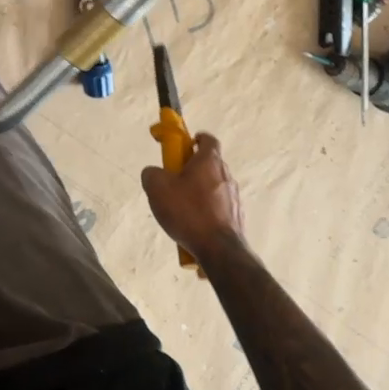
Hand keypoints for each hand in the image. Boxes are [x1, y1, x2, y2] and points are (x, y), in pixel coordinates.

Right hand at [142, 132, 245, 258]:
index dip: (195, 139)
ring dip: (199, 191)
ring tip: (181, 209)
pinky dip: (207, 210)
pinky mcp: (237, 218)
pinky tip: (193, 225)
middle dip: (192, 168)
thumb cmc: (188, 211)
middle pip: (209, 164)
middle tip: (174, 180)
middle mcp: (226, 175)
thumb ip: (152, 173)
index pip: (208, 139)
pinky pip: (218, 207)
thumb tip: (155, 174)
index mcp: (209, 161)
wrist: (219, 250)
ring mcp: (235, 198)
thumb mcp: (157, 187)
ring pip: (214, 186)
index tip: (182, 147)